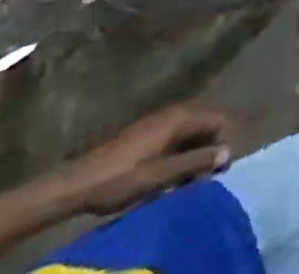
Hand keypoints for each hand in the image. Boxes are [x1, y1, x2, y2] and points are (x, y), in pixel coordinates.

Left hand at [57, 104, 233, 215]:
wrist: (69, 187)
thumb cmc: (119, 179)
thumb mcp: (161, 175)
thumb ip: (197, 161)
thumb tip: (229, 152)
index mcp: (182, 117)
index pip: (221, 120)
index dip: (224, 143)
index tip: (215, 169)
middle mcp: (174, 112)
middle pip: (208, 124)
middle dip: (209, 147)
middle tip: (201, 175)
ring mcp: (158, 120)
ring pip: (192, 131)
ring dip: (194, 151)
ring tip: (184, 177)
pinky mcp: (145, 132)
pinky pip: (176, 135)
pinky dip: (179, 151)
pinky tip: (167, 172)